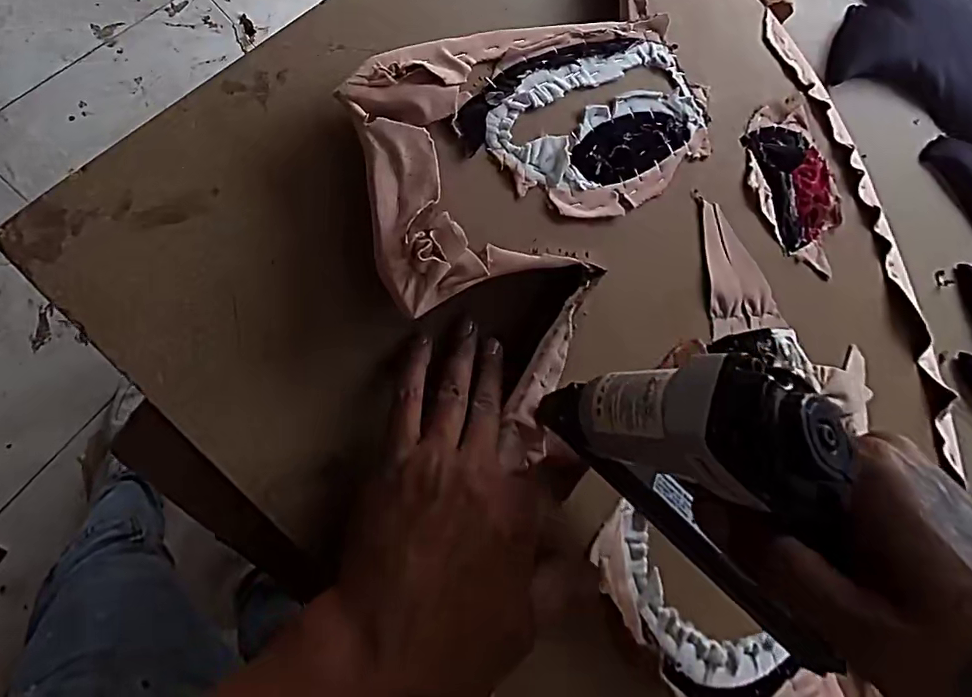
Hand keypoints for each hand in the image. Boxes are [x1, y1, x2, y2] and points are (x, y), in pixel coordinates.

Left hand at [329, 321, 556, 696]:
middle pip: (495, 409)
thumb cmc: (457, 639)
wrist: (384, 641)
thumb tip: (587, 562)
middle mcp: (479, 472)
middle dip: (498, 371)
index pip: (547, 464)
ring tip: (468, 329)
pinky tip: (419, 345)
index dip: (558, 445)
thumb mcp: (525, 620)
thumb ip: (559, 582)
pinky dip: (413, 369)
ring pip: (453, 395)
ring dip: (462, 358)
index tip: (562, 424)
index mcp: (516, 509)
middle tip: (500, 343)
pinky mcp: (394, 459)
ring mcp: (433, 459)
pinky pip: (405, 403)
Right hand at [721, 433, 971, 696]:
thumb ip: (776, 565)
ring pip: (825, 488)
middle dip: (782, 519)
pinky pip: (862, 500)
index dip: (737, 484)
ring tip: (839, 594)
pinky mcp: (936, 498)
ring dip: (815, 533)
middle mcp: (891, 452)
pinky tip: (872, 589)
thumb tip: (706, 508)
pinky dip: (849, 538)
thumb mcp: (862, 631)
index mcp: (870, 464)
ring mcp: (918, 474)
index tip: (727, 524)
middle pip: (793, 469)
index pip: (766, 444)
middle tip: (793, 579)